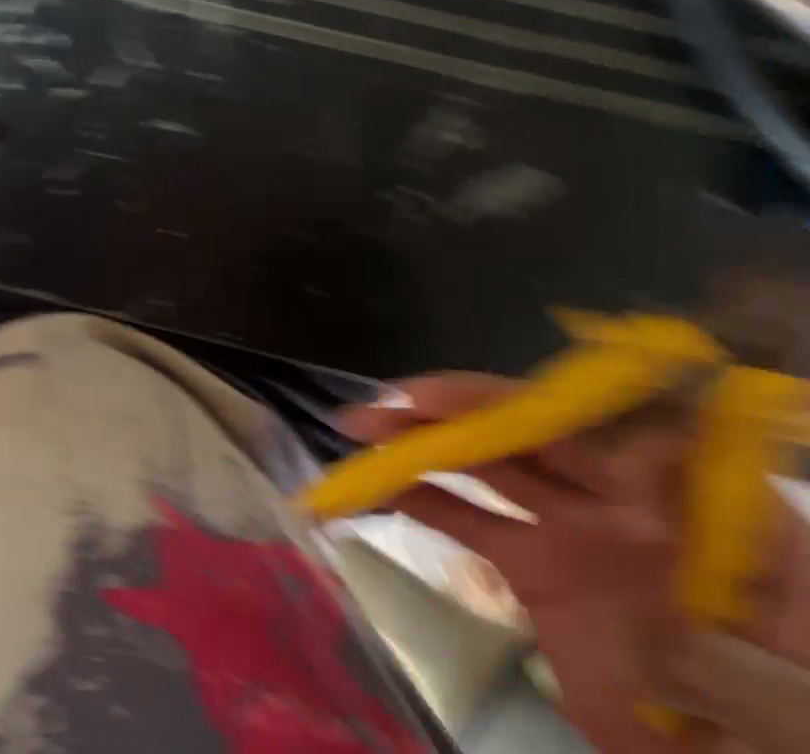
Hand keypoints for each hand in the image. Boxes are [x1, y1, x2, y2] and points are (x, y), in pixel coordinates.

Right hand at [338, 374, 809, 752]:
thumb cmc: (778, 727)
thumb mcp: (787, 693)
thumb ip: (735, 637)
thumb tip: (651, 584)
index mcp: (714, 511)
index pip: (629, 428)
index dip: (550, 403)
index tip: (494, 404)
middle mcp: (641, 503)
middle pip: (543, 435)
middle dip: (462, 412)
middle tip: (390, 404)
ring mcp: (583, 534)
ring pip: (493, 466)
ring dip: (424, 443)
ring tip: (358, 428)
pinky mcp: (537, 570)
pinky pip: (468, 520)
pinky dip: (414, 497)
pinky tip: (366, 487)